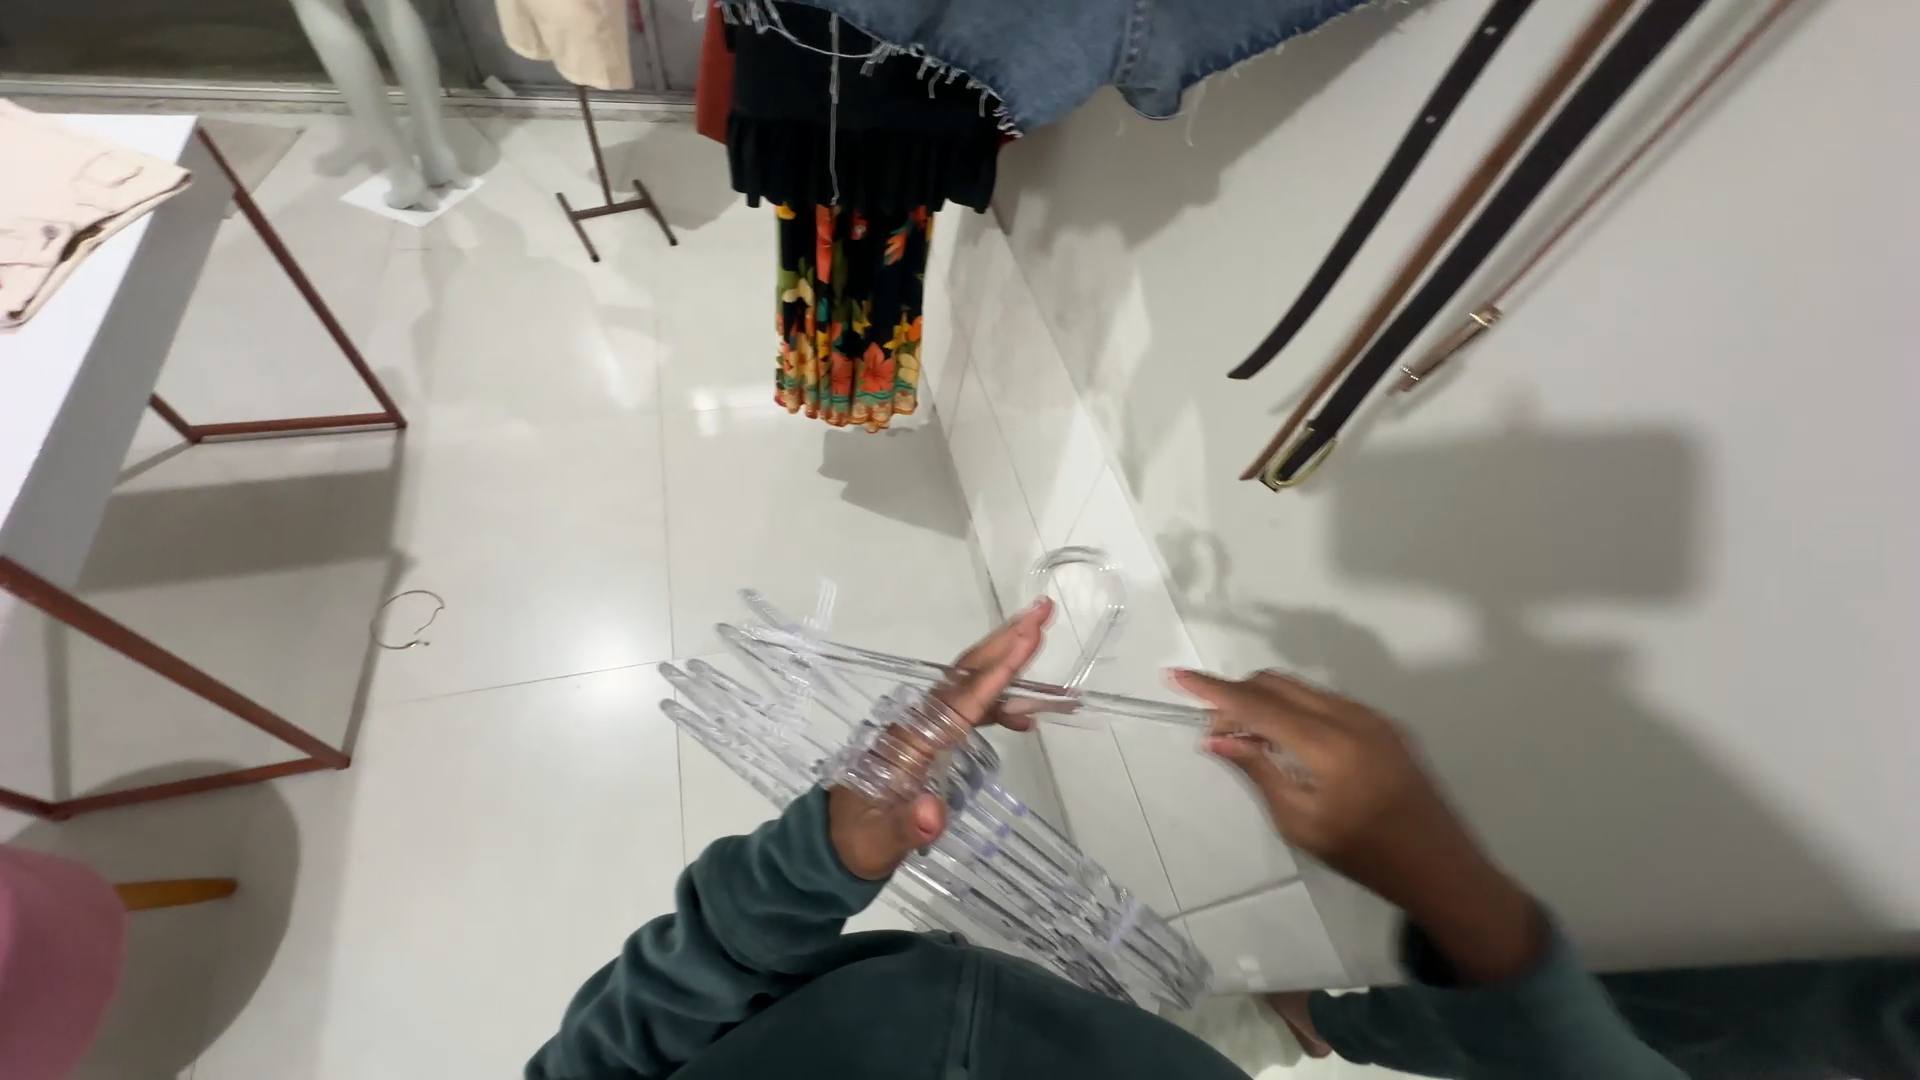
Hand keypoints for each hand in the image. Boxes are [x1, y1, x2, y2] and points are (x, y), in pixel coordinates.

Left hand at [829, 599, 1054, 879]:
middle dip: (1005, 642)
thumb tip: (933, 814)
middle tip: (1043, 611)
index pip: (960, 700)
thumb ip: (905, 827)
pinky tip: (1025, 714)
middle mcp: (917, 723)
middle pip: (966, 674)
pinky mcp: (929, 739)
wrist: (830, 847)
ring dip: (1006, 661)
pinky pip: (970, 708)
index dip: (996, 673)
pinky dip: (999, 701)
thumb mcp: (878, 843)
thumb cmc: (856, 842)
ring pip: (970, 684)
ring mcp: (923, 729)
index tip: (1027, 641)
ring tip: (1042, 635)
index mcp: (909, 741)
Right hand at [1172, 669, 1540, 982]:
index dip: (1213, 690)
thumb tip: (1216, 738)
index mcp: (1330, 747)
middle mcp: (1352, 718)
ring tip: (1247, 737)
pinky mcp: (1382, 723)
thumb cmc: (1366, 857)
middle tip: (1216, 730)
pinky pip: (1322, 700)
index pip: (1258, 705)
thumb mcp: (1300, 822)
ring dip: (1264, 701)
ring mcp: (1371, 716)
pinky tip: (1285, 740)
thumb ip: (1257, 770)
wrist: (1444, 870)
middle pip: (1276, 683)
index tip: (1176, 676)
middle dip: (1237, 696)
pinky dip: (1292, 709)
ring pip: (1299, 688)